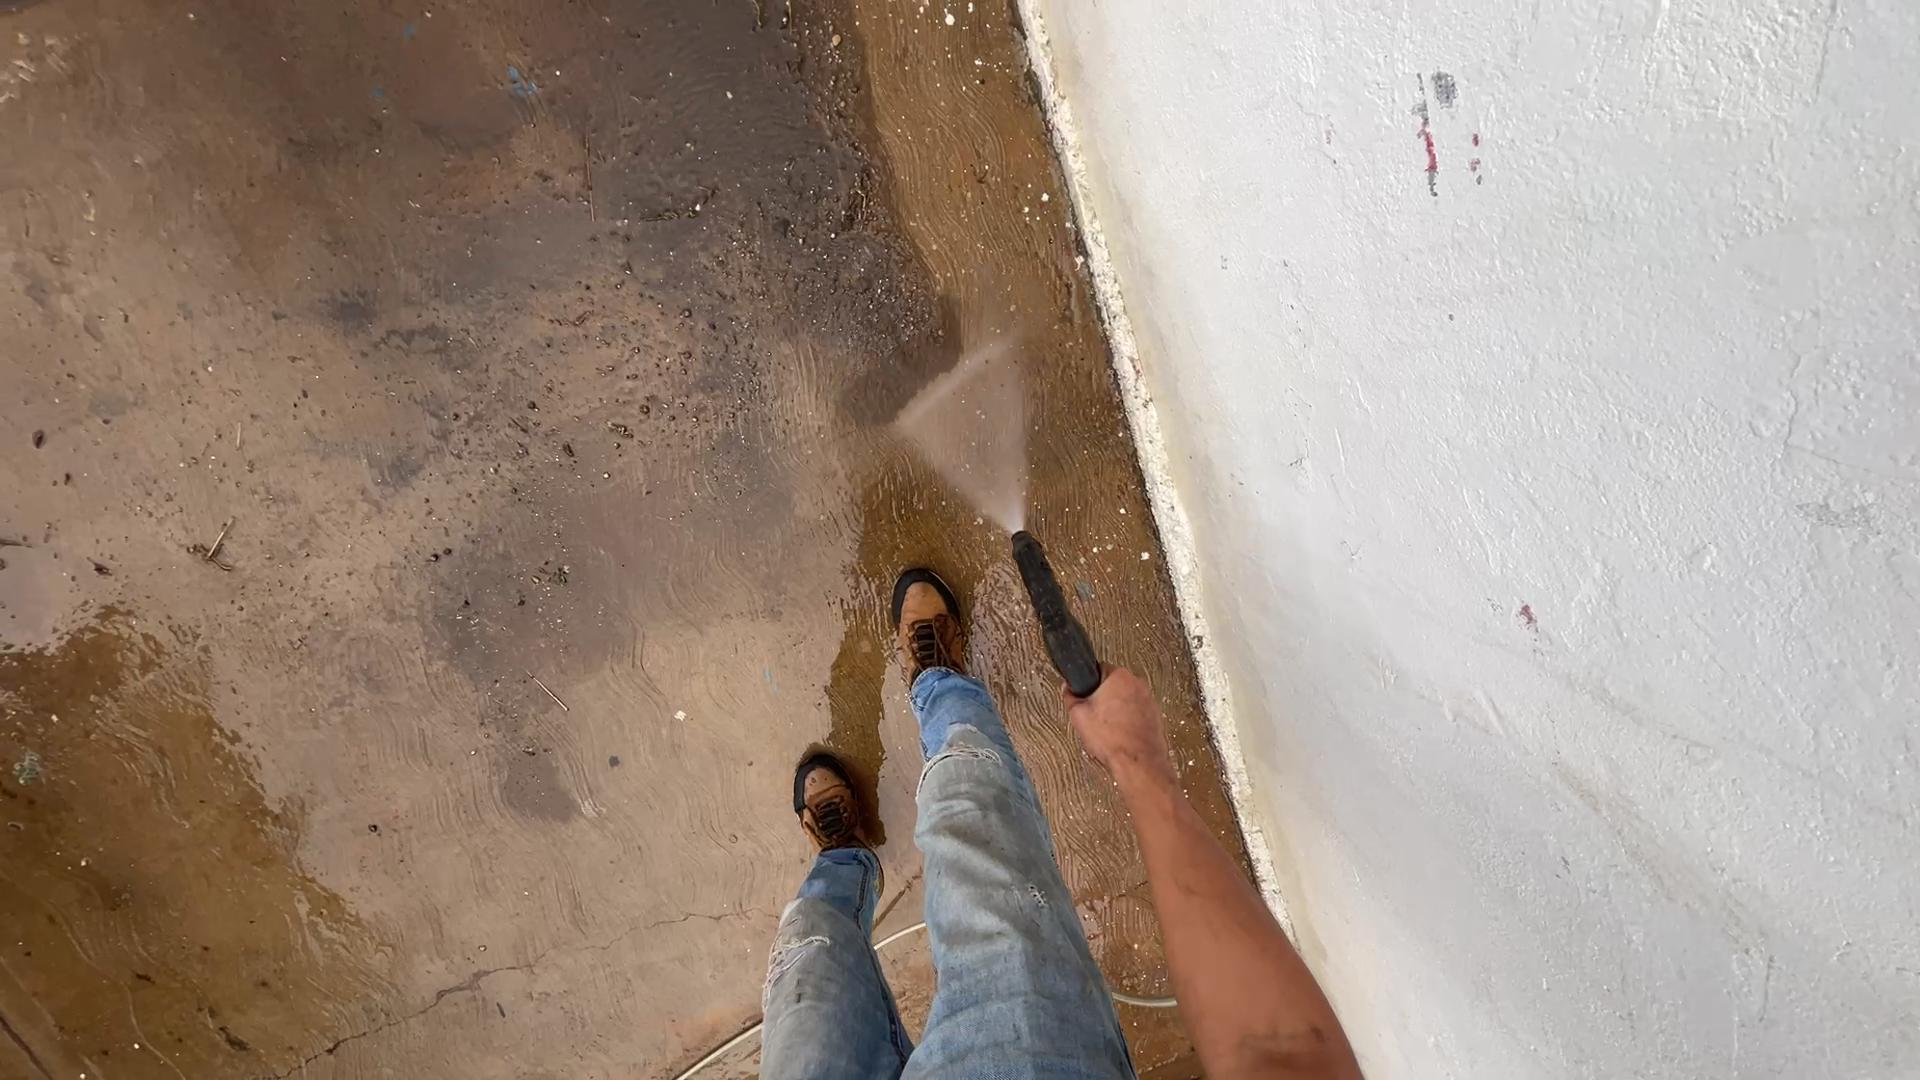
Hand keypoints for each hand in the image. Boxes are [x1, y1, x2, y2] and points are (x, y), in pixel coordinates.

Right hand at [1062, 666, 1177, 793]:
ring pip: (1125, 700)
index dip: (1088, 683)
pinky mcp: (1155, 717)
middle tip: (1093, 715)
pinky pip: (1136, 714)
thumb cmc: (1112, 739)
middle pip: (1113, 685)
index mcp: (1119, 676)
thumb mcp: (1078, 715)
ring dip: (1116, 710)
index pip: (1099, 668)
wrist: (1137, 763)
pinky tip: (1119, 735)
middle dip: (1103, 697)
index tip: (1084, 693)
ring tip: (1107, 729)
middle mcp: (1138, 685)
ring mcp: (1149, 701)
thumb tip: (1068, 690)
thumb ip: (1070, 696)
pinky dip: (1128, 722)